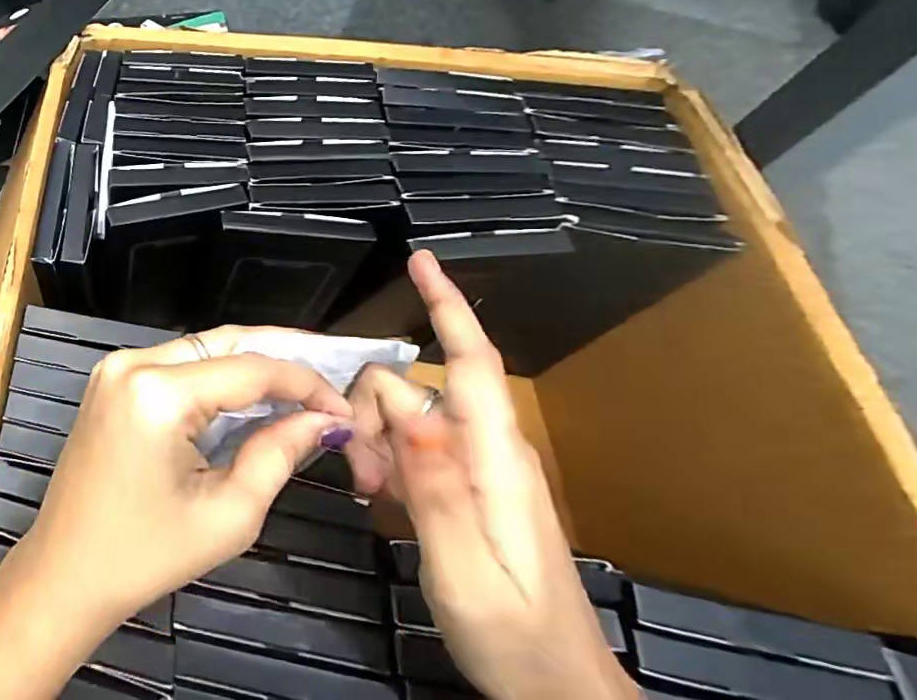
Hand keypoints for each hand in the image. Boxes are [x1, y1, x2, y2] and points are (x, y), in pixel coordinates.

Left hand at [22, 327, 353, 623]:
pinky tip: (249, 393)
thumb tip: (322, 420)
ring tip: (300, 385)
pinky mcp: (110, 380)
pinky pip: (174, 363)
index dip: (305, 383)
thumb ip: (279, 454)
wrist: (66, 569)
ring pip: (199, 348)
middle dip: (280, 355)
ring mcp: (115, 367)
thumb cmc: (146, 553)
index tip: (344, 409)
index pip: (249, 368)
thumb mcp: (228, 513)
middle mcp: (132, 363)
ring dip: (248, 363)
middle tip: (331, 373)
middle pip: (222, 342)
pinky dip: (214, 375)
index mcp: (158, 392)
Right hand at [346, 252, 638, 699]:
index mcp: (495, 459)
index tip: (421, 260)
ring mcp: (474, 465)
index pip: (473, 360)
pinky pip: (408, 441)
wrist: (558, 693)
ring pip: (402, 411)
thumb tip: (407, 407)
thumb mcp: (464, 570)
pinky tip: (378, 491)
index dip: (447, 305)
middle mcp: (487, 448)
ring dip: (371, 437)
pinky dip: (382, 454)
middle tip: (358, 473)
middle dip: (368, 410)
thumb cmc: (517, 640)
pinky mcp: (461, 481)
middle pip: (411, 386)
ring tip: (369, 490)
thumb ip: (433, 486)